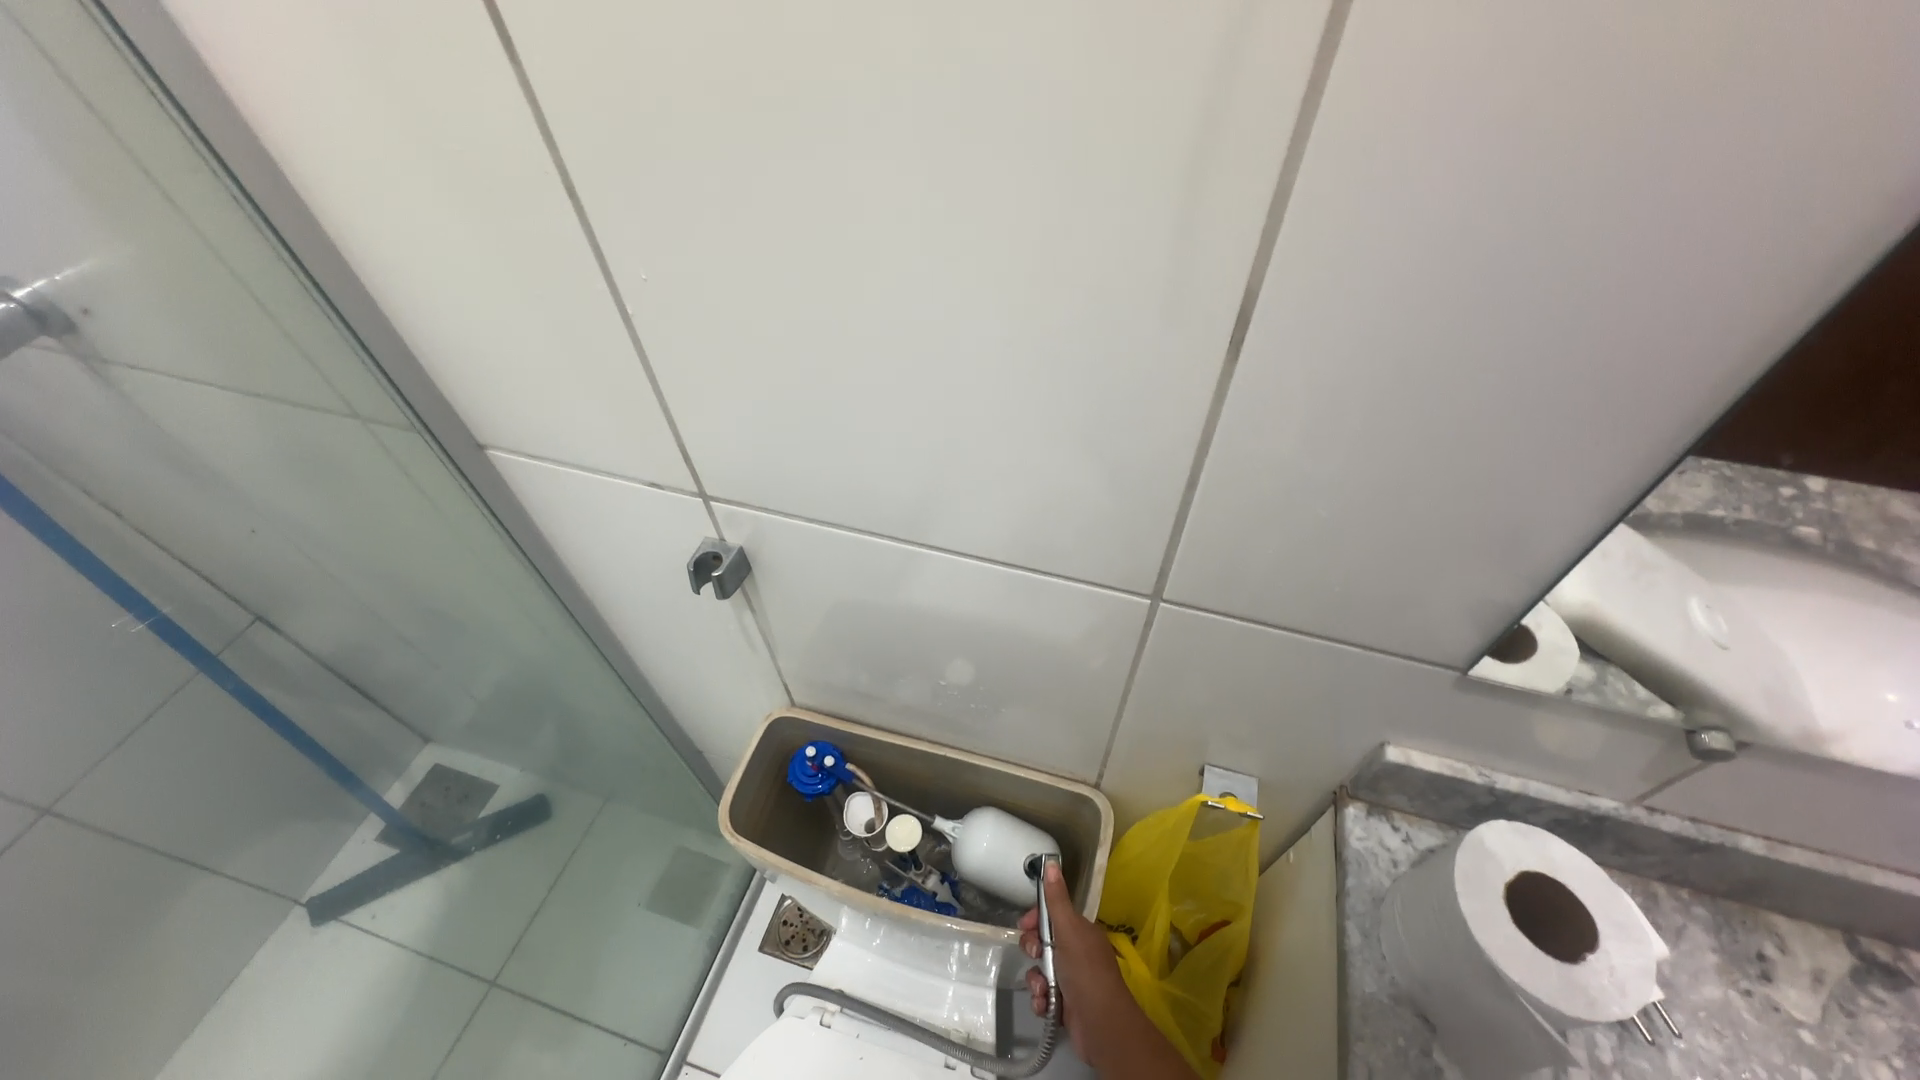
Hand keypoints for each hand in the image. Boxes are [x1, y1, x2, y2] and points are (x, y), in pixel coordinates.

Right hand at [1018, 860, 1133, 1065]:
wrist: (1101, 1025)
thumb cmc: (1085, 971)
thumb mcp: (1069, 930)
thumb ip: (1057, 900)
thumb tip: (1051, 863)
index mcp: (1081, 932)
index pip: (1053, 916)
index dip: (1036, 919)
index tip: (1025, 925)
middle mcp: (1078, 953)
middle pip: (1043, 943)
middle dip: (1034, 951)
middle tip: (1037, 957)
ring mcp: (1072, 980)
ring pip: (1041, 971)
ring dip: (1036, 980)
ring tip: (1043, 990)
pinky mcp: (1066, 1004)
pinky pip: (1043, 995)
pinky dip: (1041, 1001)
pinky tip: (1046, 1006)